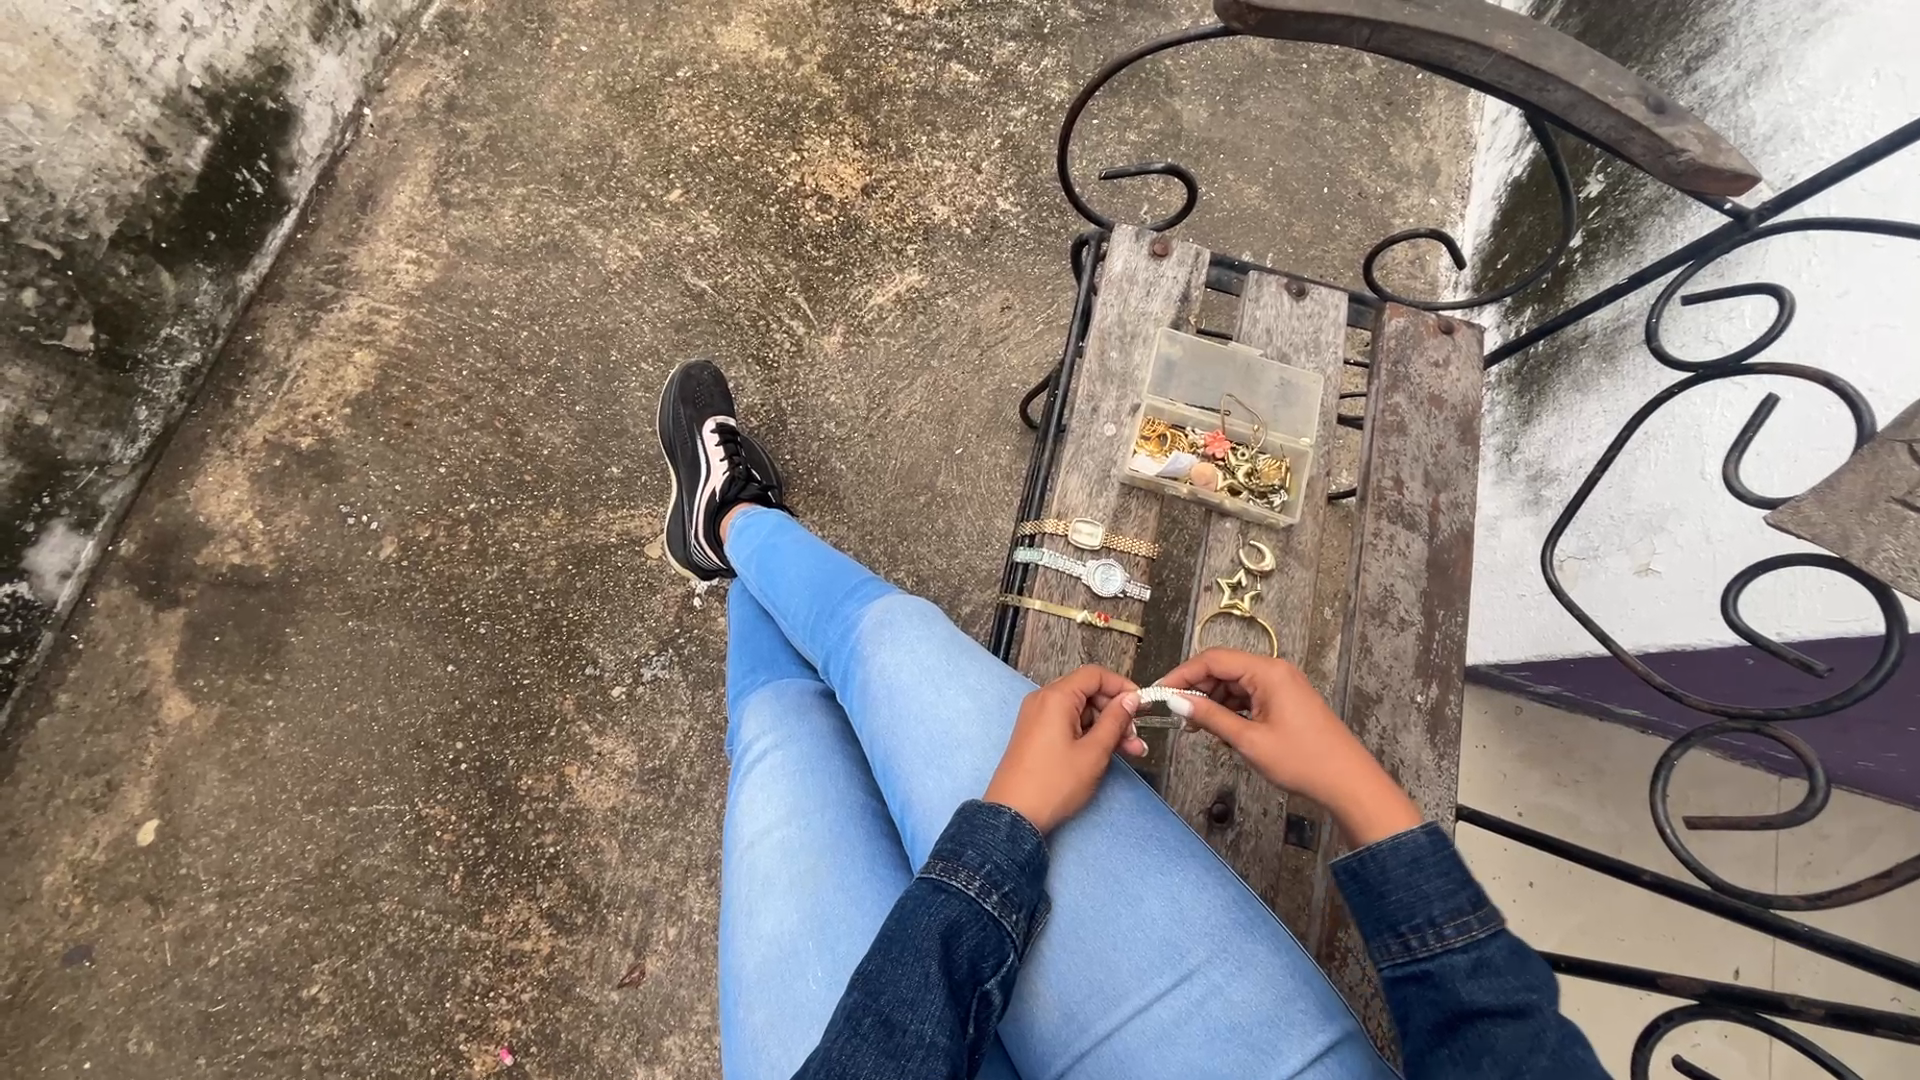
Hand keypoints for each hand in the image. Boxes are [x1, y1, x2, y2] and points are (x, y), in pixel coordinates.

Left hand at [984, 665, 1147, 834]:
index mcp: (1055, 697)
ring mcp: (1037, 717)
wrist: (1014, 814)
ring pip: (1080, 710)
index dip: (1121, 686)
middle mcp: (1043, 700)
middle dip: (1116, 712)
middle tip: (1135, 736)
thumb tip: (1130, 699)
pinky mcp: (1036, 733)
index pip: (1094, 675)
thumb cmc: (1052, 784)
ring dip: (1106, 726)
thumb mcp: (1094, 752)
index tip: (1141, 704)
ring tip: (1129, 751)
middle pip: (1088, 692)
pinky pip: (1068, 723)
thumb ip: (1115, 721)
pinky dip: (1088, 733)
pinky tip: (1107, 752)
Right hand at [1157, 648, 1421, 847]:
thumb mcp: (1247, 740)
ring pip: (1233, 683)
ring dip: (1213, 701)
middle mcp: (1274, 670)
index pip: (1212, 660)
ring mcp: (1282, 684)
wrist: (1350, 784)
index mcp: (1267, 671)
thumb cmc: (1303, 761)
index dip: (1182, 674)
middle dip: (1196, 689)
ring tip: (1197, 727)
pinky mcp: (1286, 699)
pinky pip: (1248, 695)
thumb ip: (1209, 716)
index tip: (1159, 691)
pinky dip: (1230, 709)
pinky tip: (1221, 729)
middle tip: (1176, 713)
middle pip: (1222, 668)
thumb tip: (1175, 701)